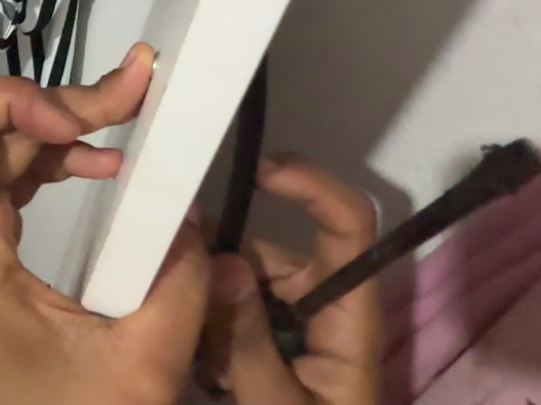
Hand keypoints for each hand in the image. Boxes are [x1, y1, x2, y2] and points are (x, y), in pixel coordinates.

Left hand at [0, 43, 211, 404]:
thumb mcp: (135, 369)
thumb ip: (178, 285)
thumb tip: (198, 211)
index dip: (16, 92)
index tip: (82, 118)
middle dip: (66, 102)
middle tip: (137, 93)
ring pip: (2, 136)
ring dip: (69, 121)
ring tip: (131, 114)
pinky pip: (8, 167)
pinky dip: (57, 152)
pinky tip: (103, 163)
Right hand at [201, 156, 382, 404]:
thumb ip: (248, 341)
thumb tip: (221, 258)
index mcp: (348, 317)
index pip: (348, 226)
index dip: (312, 185)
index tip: (256, 173)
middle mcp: (322, 306)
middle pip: (272, 252)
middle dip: (226, 270)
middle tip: (192, 317)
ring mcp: (293, 324)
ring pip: (242, 280)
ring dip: (212, 307)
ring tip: (202, 361)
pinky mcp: (269, 342)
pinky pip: (230, 308)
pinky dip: (209, 325)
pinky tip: (203, 368)